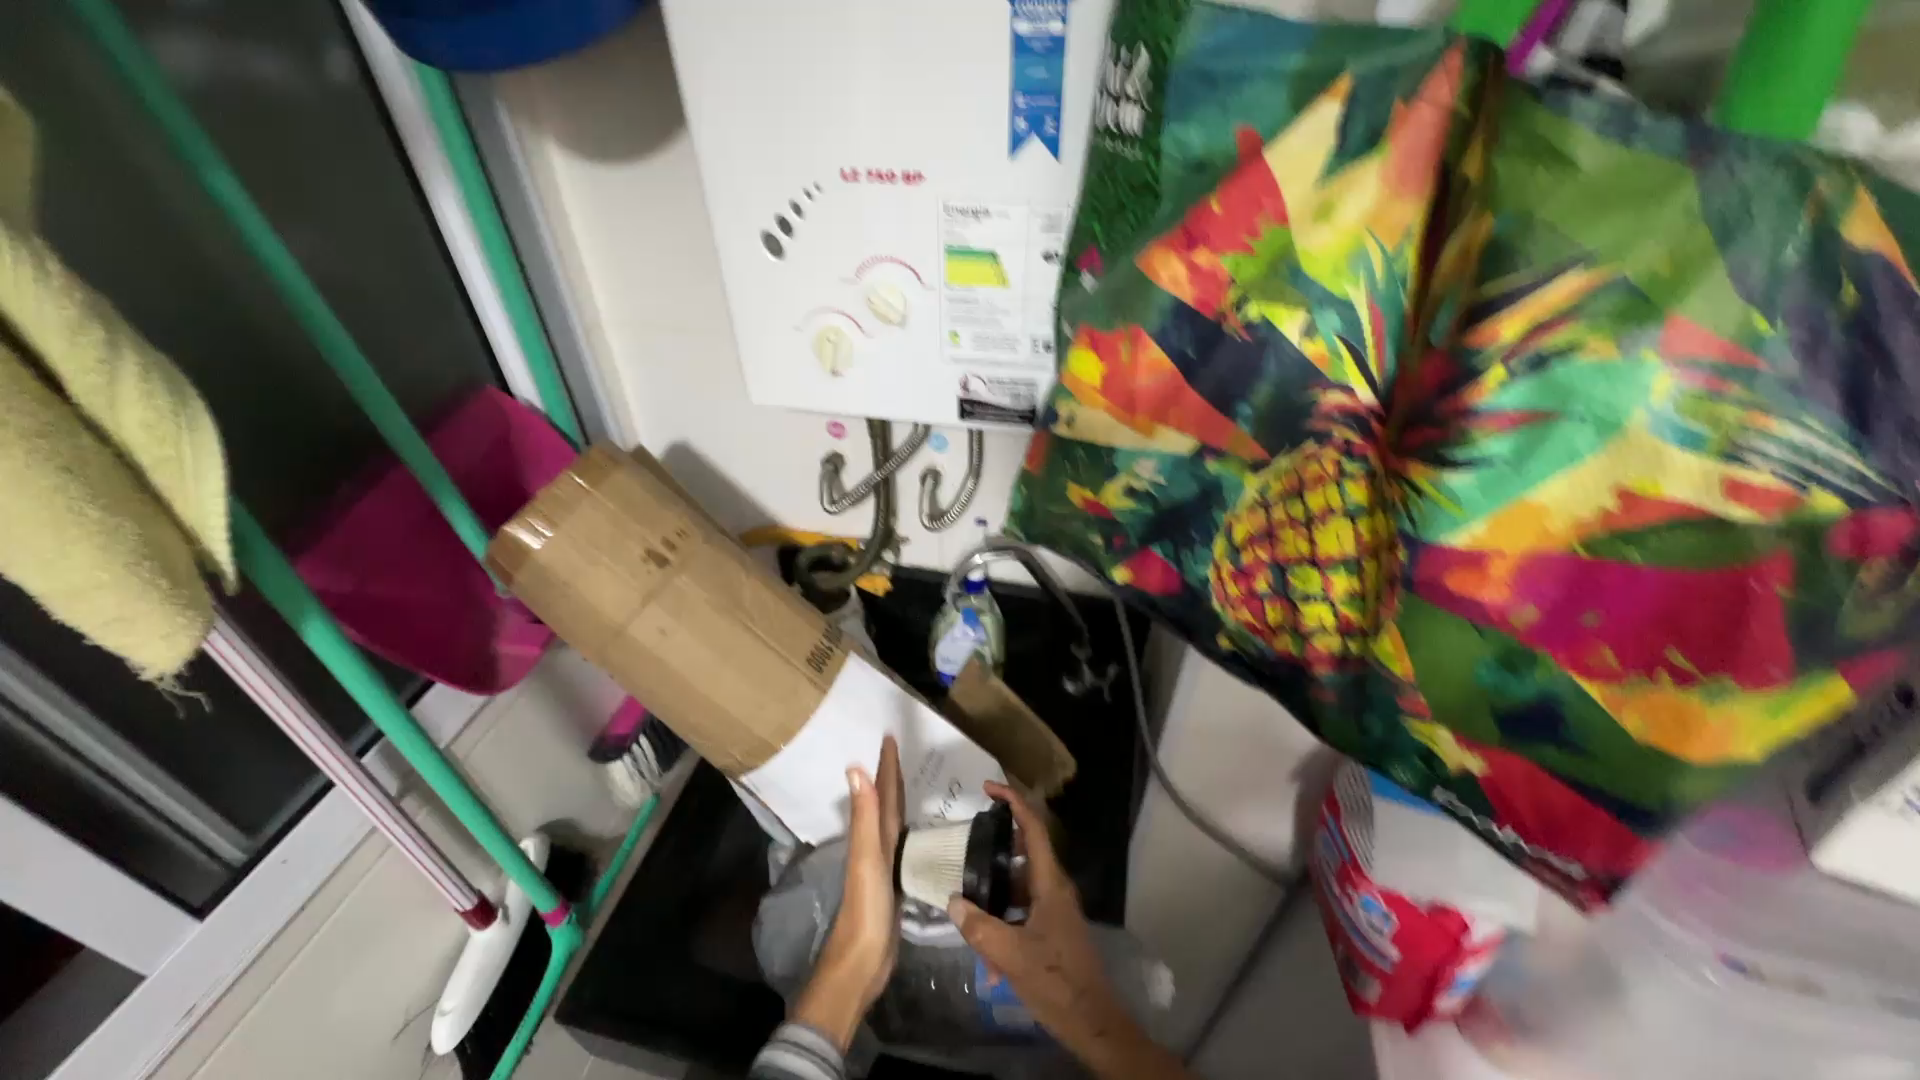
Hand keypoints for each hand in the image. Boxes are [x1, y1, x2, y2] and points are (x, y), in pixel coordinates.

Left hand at [792, 736, 903, 1050]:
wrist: (860, 964)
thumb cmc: (864, 911)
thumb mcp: (867, 860)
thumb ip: (864, 818)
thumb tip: (854, 768)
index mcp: (871, 839)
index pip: (881, 794)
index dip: (885, 767)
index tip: (889, 736)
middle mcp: (876, 847)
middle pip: (885, 805)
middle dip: (891, 777)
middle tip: (900, 750)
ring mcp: (883, 867)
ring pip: (892, 824)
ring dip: (897, 802)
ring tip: (908, 782)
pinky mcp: (893, 887)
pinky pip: (901, 847)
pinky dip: (906, 832)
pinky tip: (912, 833)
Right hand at [949, 783, 1192, 1079]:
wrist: (1093, 1022)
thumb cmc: (1055, 981)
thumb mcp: (1010, 955)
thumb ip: (978, 926)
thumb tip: (954, 900)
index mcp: (1050, 884)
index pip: (1033, 828)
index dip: (1013, 802)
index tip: (989, 787)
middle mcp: (1055, 889)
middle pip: (1025, 852)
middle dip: (996, 847)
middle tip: (967, 843)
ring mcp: (1055, 910)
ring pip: (1020, 886)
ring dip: (995, 894)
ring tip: (967, 904)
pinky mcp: (1053, 930)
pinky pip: (1022, 911)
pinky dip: (1003, 921)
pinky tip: (984, 952)